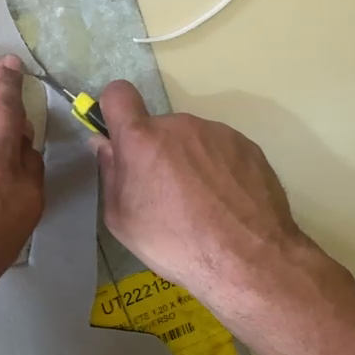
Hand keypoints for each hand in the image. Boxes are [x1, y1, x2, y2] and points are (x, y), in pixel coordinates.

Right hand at [93, 80, 332, 316]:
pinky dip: (218, 168)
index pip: (118, 94)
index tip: (120, 136)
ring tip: (202, 202)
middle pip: (157, 128)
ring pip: (191, 140)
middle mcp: (179, 125)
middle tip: (166, 193)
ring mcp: (217, 132)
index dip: (114, 110)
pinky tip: (226, 202)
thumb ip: (110, 173)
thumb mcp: (121, 219)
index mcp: (142, 139)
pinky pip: (220, 150)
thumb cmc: (174, 243)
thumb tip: (105, 145)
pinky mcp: (247, 145)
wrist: (250, 261)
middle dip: (156, 151)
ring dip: (189, 160)